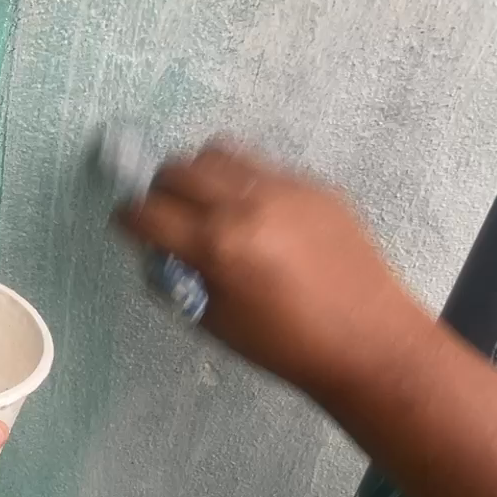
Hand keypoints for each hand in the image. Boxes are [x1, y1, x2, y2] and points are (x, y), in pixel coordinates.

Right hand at [119, 142, 439, 397]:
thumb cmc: (281, 344)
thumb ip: (176, 276)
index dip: (126, 220)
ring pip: (217, 152)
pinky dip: (240, 184)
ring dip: (197, 176)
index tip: (126, 226)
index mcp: (217, 245)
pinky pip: (259, 166)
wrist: (371, 343)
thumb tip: (159, 249)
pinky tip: (254, 218)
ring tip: (206, 205)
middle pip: (176, 170)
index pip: (146, 213)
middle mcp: (247, 206)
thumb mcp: (209, 319)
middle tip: (165, 217)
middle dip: (158, 192)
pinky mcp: (316, 186)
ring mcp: (286, 189)